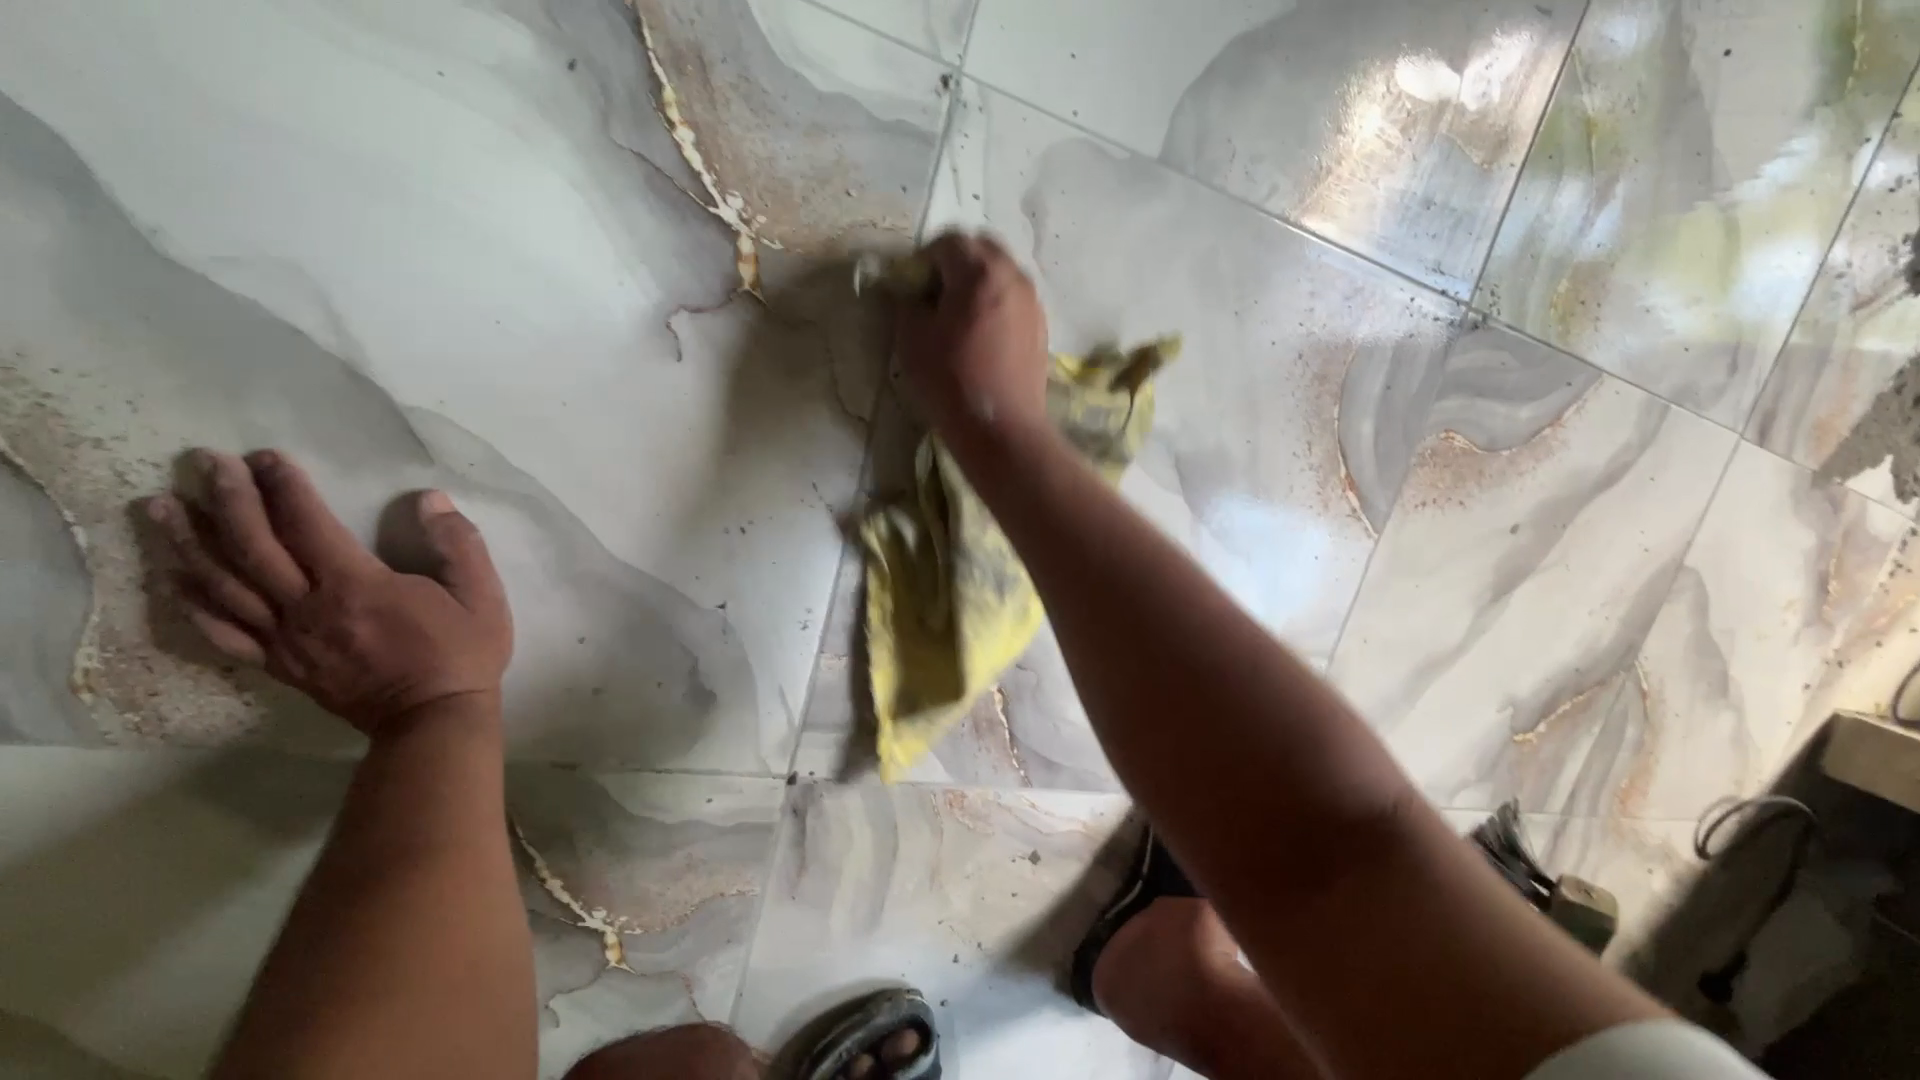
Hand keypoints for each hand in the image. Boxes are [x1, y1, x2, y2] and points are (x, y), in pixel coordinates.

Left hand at [145, 449, 512, 737]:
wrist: (433, 720)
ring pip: (224, 585)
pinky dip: (194, 603)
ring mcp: (287, 639)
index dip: (286, 487)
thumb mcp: (482, 597)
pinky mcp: (281, 665)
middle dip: (228, 500)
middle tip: (204, 463)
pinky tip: (173, 578)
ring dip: (189, 542)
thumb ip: (459, 546)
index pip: (309, 524)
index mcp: (358, 586)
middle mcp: (309, 608)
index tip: (267, 456)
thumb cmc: (462, 654)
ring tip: (161, 507)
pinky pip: (223, 633)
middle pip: (254, 547)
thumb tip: (432, 501)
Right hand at [892, 231, 1050, 447]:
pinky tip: (981, 336)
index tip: (913, 288)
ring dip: (977, 282)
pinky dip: (995, 302)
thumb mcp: (912, 340)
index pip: (949, 241)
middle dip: (955, 263)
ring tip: (959, 317)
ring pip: (1001, 272)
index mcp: (980, 272)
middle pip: (981, 248)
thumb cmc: (951, 381)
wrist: (1001, 428)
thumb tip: (911, 291)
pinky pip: (1014, 297)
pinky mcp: (1041, 325)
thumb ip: (908, 303)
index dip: (924, 259)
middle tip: (935, 296)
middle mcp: (1013, 277)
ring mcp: (1032, 301)